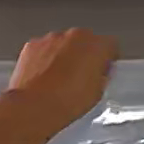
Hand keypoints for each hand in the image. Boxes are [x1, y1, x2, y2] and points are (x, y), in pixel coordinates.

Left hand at [0, 28, 117, 143]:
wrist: (32, 107)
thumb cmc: (66, 101)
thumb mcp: (97, 92)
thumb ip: (102, 76)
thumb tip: (98, 74)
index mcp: (98, 45)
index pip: (110, 45)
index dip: (108, 58)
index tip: (103, 68)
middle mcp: (76, 36)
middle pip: (86, 40)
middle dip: (85, 54)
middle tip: (81, 75)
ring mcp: (52, 39)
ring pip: (64, 43)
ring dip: (64, 55)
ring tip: (59, 78)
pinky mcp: (32, 45)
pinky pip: (44, 48)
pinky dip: (45, 58)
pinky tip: (43, 77)